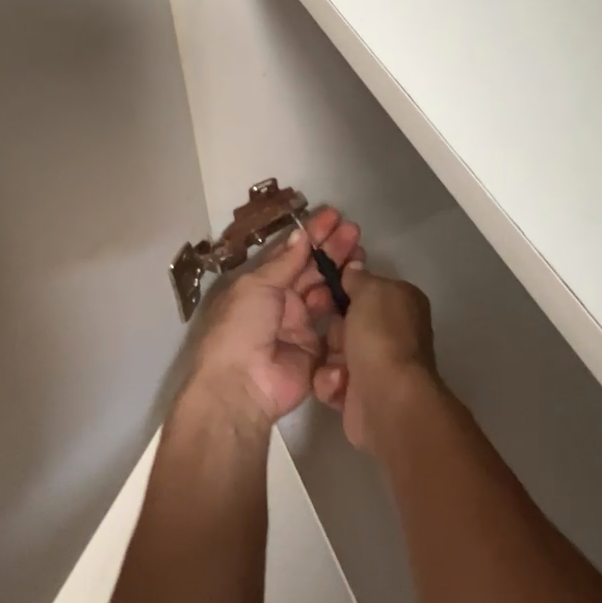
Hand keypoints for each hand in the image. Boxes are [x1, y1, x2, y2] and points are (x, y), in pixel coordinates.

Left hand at [183, 207, 363, 429]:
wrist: (241, 387)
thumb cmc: (240, 328)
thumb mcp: (256, 286)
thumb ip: (283, 262)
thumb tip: (300, 234)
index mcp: (260, 285)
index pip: (290, 253)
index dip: (312, 233)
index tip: (334, 215)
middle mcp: (281, 302)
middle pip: (311, 270)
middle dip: (332, 249)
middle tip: (354, 230)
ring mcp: (300, 325)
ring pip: (326, 291)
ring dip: (342, 271)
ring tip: (361, 250)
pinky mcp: (318, 348)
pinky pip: (335, 322)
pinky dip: (347, 304)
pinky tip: (361, 284)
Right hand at [311, 264, 438, 455]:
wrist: (387, 399)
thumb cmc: (381, 336)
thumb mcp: (370, 292)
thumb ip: (358, 278)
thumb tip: (353, 268)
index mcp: (401, 303)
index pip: (365, 288)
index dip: (341, 289)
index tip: (319, 290)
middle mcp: (391, 332)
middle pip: (345, 321)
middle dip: (333, 329)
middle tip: (327, 332)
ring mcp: (376, 364)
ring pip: (333, 352)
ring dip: (330, 359)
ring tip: (339, 368)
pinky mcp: (359, 394)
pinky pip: (331, 380)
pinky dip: (331, 383)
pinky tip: (340, 386)